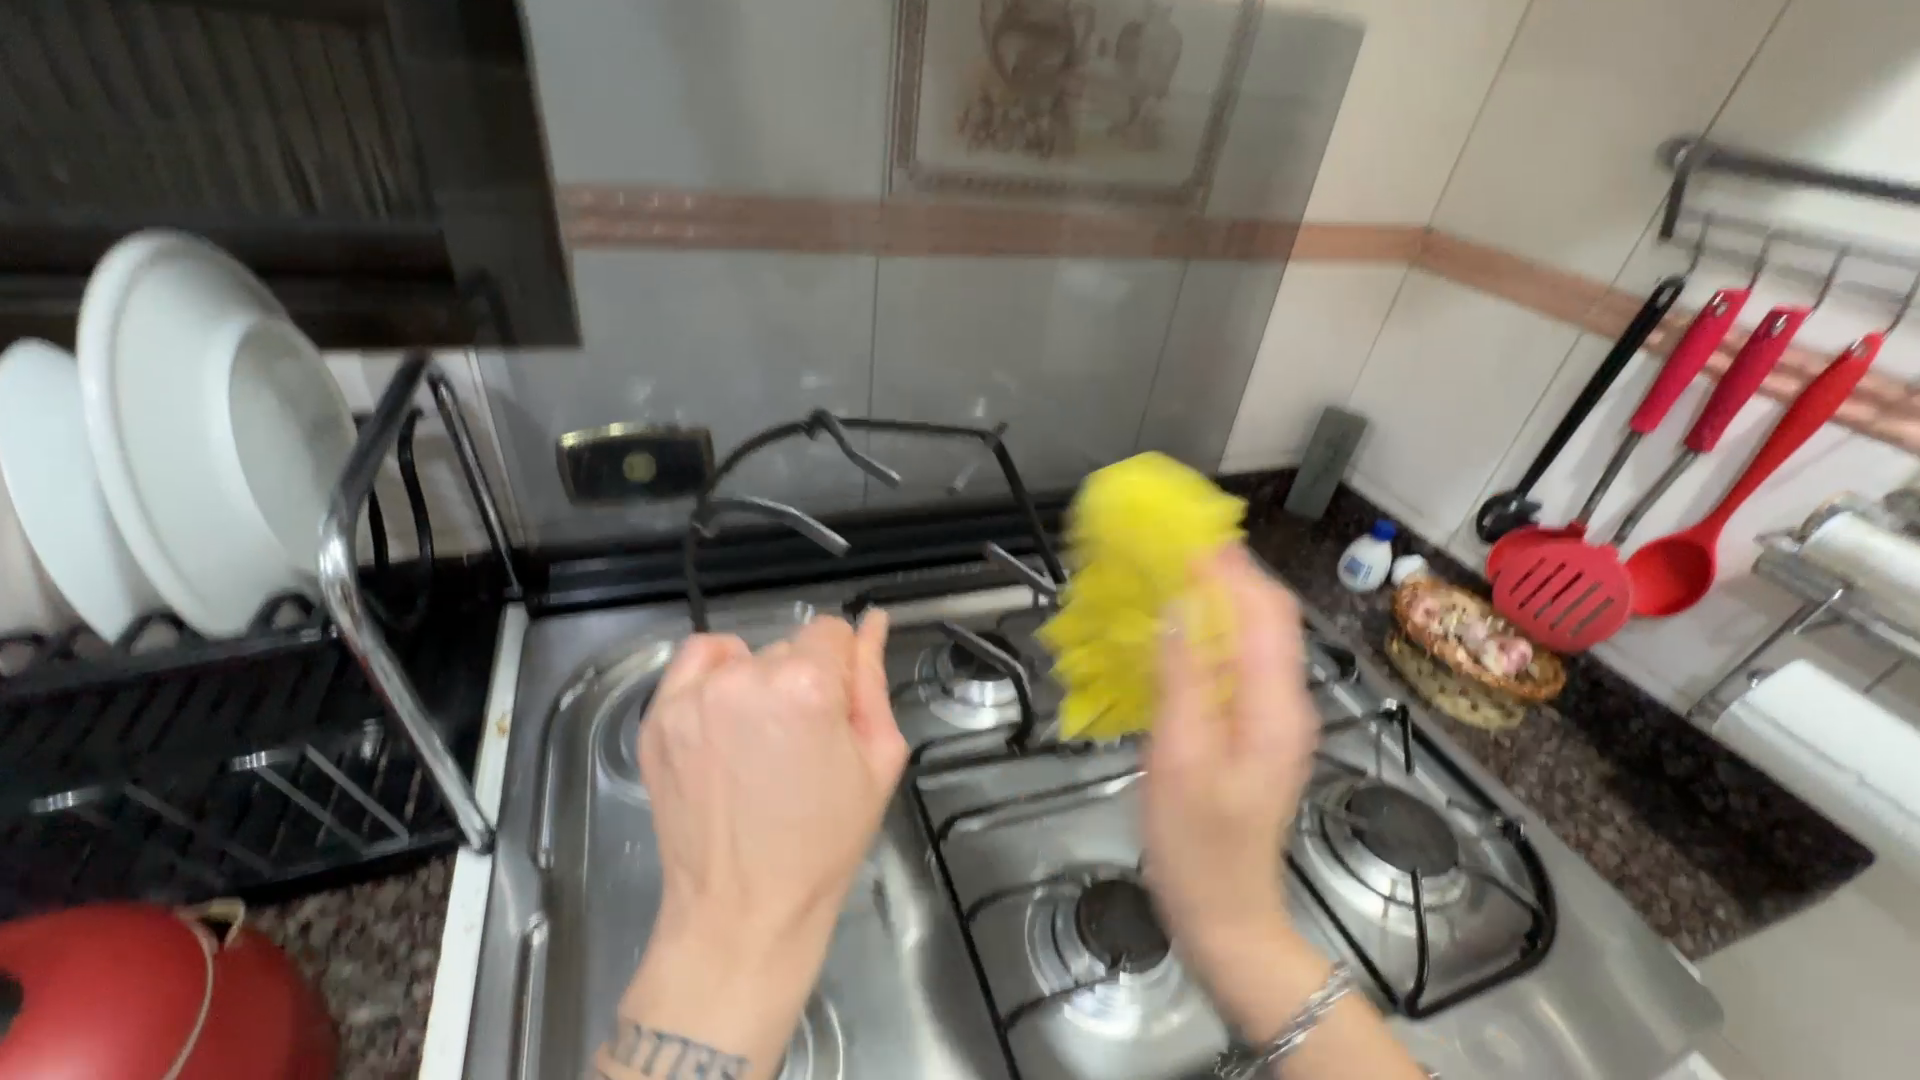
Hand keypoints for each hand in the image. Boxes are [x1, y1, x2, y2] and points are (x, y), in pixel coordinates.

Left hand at [607, 614, 905, 1079]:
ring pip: (746, 657)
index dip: (844, 671)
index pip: (833, 632)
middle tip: (803, 743)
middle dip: (804, 681)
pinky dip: (715, 676)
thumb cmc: (823, 842)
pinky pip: (695, 662)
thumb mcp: (877, 761)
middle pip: (790, 647)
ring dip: (760, 683)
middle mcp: (746, 678)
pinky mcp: (659, 717)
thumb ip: (873, 681)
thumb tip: (873, 624)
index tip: (838, 714)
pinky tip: (727, 719)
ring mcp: (694, 697)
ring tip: (760, 741)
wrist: (744, 910)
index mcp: (808, 685)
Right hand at [1142, 546, 1318, 978]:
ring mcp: (1274, 718)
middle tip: (1170, 551)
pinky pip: (1238, 665)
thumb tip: (1178, 607)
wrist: (1226, 915)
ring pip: (1253, 638)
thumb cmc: (1197, 845)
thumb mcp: (1179, 758)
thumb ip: (1183, 678)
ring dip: (1216, 603)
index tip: (1183, 536)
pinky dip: (1209, 638)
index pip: (1264, 613)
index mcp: (1274, 706)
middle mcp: (1286, 703)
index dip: (1228, 568)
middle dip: (1226, 576)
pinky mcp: (1254, 731)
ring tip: (1167, 581)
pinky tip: (1174, 637)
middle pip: (1267, 618)